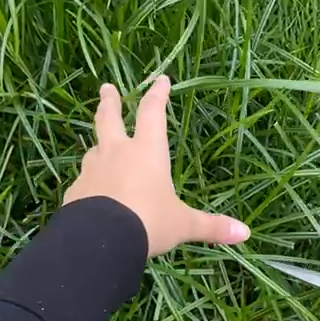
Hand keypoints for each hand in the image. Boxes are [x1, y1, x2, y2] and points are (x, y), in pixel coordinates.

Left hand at [63, 77, 249, 256]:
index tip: (161, 79)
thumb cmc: (148, 222)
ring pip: (94, 149)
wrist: (99, 241)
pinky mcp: (74, 192)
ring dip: (99, 145)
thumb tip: (245, 233)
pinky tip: (91, 194)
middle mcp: (117, 153)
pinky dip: (90, 182)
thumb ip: (211, 226)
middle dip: (110, 101)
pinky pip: (83, 181)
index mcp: (147, 151)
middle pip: (110, 118)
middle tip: (106, 87)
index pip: (153, 113)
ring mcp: (92, 170)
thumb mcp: (183, 224)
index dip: (158, 94)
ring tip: (99, 147)